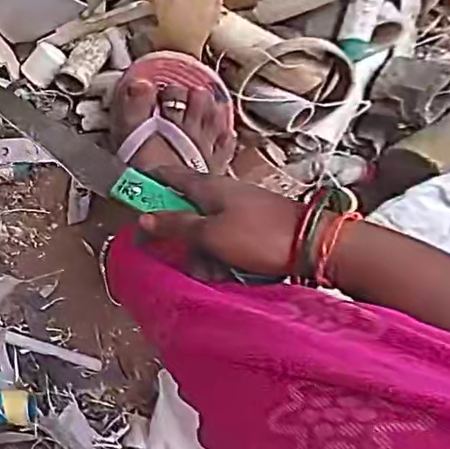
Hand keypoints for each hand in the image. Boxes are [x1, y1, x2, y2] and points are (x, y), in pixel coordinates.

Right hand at [134, 166, 306, 276]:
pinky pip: (223, 241)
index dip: (146, 185)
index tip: (132, 200)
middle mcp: (220, 193)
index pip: (166, 176)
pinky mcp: (252, 228)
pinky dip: (221, 257)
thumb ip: (174, 226)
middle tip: (183, 257)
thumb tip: (141, 219)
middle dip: (179, 238)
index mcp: (206, 186)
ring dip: (202, 254)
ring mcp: (237, 210)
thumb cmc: (260, 236)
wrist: (317, 247)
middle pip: (183, 212)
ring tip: (215, 272)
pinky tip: (230, 272)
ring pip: (203, 232)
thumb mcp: (209, 234)